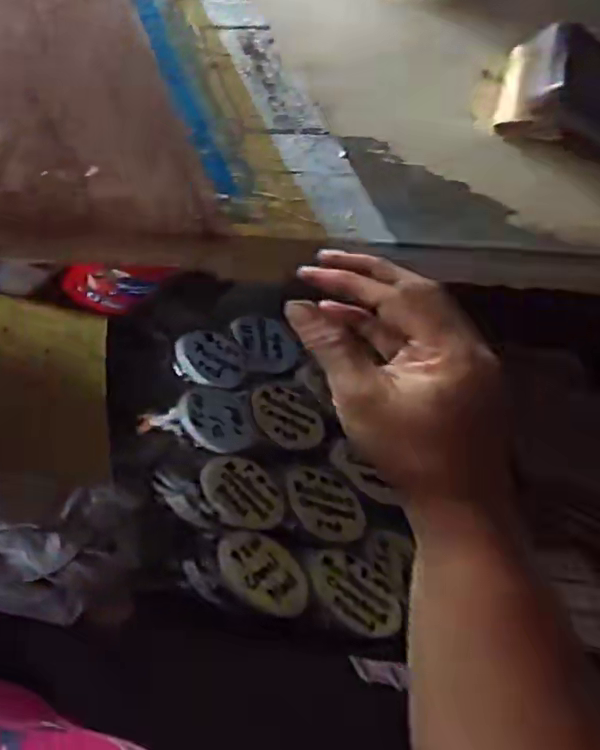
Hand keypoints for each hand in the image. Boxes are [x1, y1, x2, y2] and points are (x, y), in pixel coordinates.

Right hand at [285, 251, 510, 515]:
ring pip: (413, 316)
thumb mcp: (358, 393)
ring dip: (368, 299)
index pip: (402, 297)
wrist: (456, 501)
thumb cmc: (406, 446)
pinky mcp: (447, 378)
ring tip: (322, 288)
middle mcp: (464, 349)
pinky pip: (408, 338)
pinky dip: (374, 324)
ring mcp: (459, 364)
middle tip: (321, 260)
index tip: (305, 270)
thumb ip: (330, 344)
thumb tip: (297, 306)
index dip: (352, 278)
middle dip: (367, 275)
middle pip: (418, 297)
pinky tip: (341, 321)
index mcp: (453, 350)